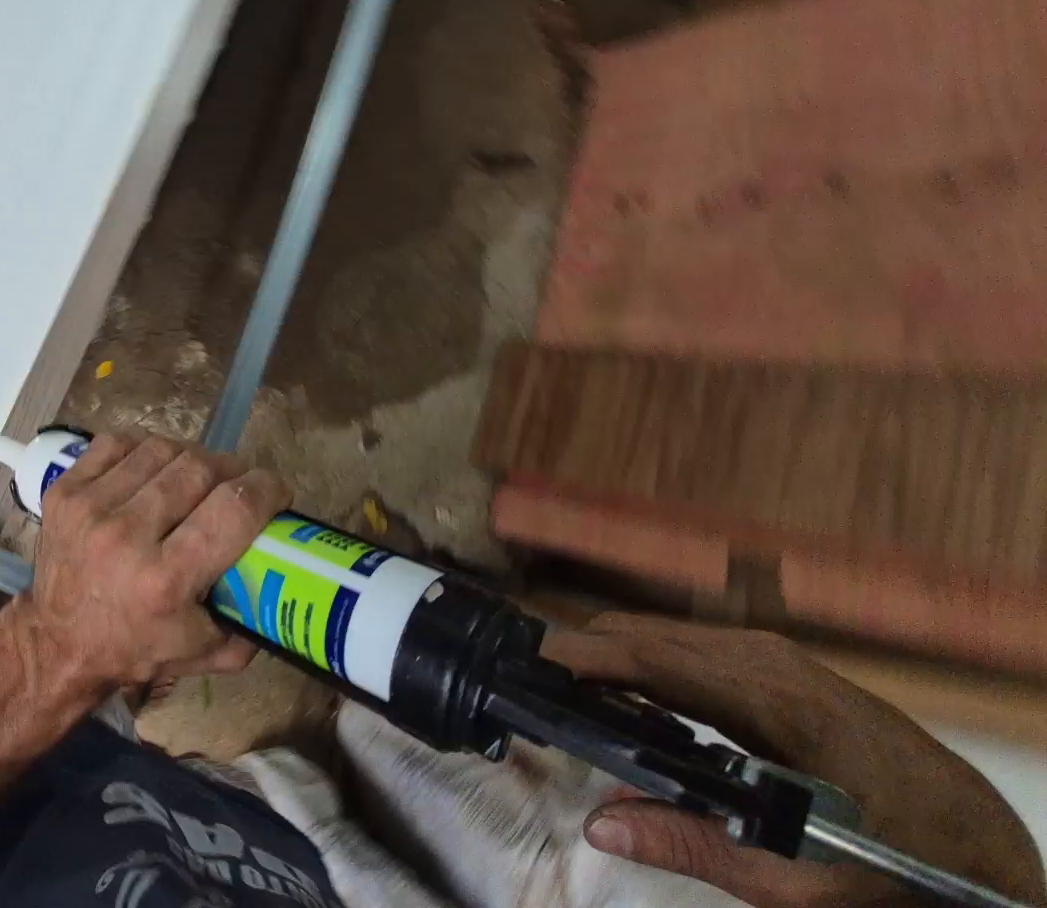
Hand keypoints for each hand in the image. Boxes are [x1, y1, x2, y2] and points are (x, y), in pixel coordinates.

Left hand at [1, 433, 290, 694]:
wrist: (57, 642)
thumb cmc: (135, 648)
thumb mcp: (206, 653)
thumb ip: (254, 621)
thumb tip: (289, 570)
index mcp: (165, 579)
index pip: (233, 508)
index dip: (266, 488)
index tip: (276, 490)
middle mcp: (125, 536)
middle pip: (199, 468)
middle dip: (232, 469)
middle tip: (239, 483)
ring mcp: (89, 507)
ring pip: (160, 449)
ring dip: (189, 457)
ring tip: (197, 476)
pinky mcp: (64, 491)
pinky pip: (117, 443)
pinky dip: (144, 449)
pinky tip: (154, 469)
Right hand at [543, 613, 1046, 907]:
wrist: (992, 851)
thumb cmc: (905, 872)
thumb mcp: (805, 884)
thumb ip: (695, 848)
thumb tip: (599, 824)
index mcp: (777, 706)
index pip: (653, 659)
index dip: (582, 655)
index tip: (524, 661)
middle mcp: (767, 662)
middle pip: (642, 635)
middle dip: (580, 655)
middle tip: (534, 693)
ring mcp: (772, 656)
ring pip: (658, 634)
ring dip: (608, 657)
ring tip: (570, 697)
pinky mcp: (773, 663)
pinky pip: (684, 647)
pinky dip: (641, 663)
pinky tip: (630, 700)